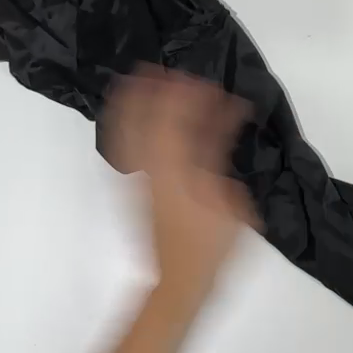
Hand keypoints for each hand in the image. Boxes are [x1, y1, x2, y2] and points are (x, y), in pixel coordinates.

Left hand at [102, 65, 256, 300]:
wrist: (175, 282)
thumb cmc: (208, 248)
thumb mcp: (231, 200)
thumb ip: (220, 152)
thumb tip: (223, 118)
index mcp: (176, 164)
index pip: (183, 115)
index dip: (195, 94)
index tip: (211, 84)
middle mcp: (150, 164)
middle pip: (145, 114)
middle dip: (156, 87)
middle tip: (166, 69)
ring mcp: (136, 177)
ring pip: (126, 127)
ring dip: (134, 100)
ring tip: (141, 80)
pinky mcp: (131, 188)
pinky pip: (122, 145)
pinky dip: (125, 124)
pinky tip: (130, 118)